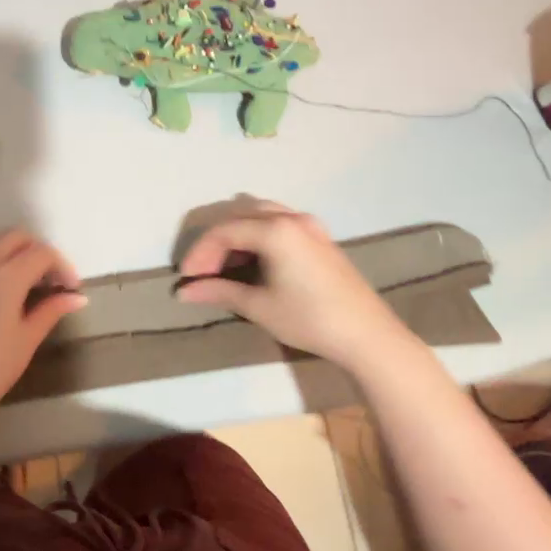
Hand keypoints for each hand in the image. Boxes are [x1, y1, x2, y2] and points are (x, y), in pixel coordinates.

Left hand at [0, 230, 87, 407]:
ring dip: (11, 247)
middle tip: (49, 280)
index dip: (62, 266)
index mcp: (5, 278)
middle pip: (15, 237)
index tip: (70, 288)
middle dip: (38, 251)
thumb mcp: (26, 341)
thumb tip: (77, 297)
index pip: (41, 253)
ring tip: (22, 276)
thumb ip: (51, 311)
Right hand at [174, 199, 414, 370]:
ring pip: (260, 215)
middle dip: (215, 242)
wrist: (367, 335)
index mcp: (275, 230)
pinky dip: (257, 236)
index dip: (199, 253)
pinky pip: (278, 223)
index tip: (186, 278)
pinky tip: (252, 262)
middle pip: (240, 216)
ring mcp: (310, 225)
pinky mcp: (320, 238)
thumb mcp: (259, 306)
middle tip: (201, 272)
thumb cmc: (309, 319)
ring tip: (223, 266)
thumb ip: (220, 292)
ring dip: (236, 236)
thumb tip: (183, 292)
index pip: (223, 232)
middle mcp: (292, 218)